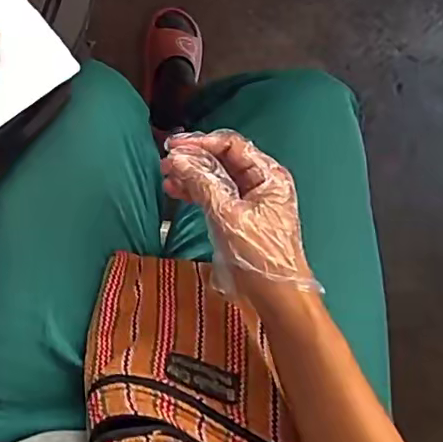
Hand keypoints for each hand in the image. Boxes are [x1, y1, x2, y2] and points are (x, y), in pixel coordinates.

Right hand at [161, 130, 318, 295]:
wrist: (276, 298)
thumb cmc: (261, 256)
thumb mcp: (228, 216)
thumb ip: (202, 183)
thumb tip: (176, 159)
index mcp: (268, 176)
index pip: (231, 145)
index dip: (201, 142)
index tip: (174, 147)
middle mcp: (260, 182)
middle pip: (221, 158)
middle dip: (192, 157)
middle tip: (166, 159)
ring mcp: (247, 199)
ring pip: (213, 175)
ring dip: (189, 173)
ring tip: (166, 175)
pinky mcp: (236, 215)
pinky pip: (211, 193)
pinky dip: (193, 190)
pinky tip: (175, 190)